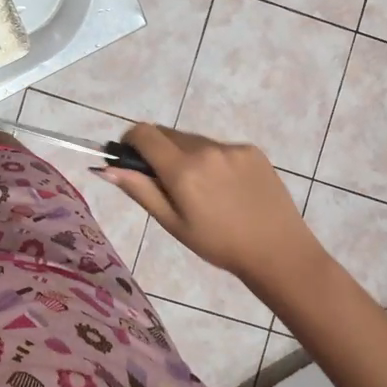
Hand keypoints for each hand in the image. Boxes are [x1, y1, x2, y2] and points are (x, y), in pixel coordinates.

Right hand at [99, 124, 329, 289]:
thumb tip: (106, 168)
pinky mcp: (252, 150)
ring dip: (185, 154)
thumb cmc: (218, 244)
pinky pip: (218, 146)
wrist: (279, 252)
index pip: (143, 133)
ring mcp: (231, 148)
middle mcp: (205, 149)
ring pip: (193, 140)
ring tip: (202, 190)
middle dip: (158, 150)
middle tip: (168, 183)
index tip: (130, 159)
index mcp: (182, 170)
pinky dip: (212, 159)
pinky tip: (226, 187)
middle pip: (166, 134)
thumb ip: (140, 190)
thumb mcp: (172, 223)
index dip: (130, 141)